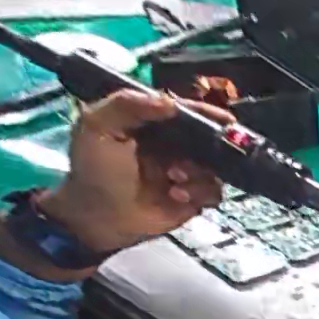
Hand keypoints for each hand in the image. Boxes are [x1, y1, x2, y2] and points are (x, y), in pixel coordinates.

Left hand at [37, 89, 232, 254]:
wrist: (100, 217)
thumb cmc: (95, 169)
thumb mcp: (97, 125)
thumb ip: (127, 105)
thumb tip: (172, 102)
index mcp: (153, 126)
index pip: (184, 113)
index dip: (205, 114)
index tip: (224, 119)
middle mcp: (174, 148)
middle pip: (208, 141)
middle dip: (210, 148)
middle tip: (203, 155)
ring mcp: (186, 174)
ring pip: (214, 168)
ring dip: (198, 173)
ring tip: (174, 179)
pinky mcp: (194, 199)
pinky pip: (214, 192)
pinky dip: (201, 193)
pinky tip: (178, 196)